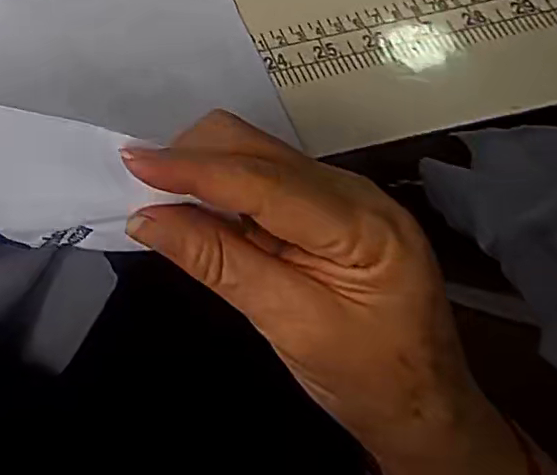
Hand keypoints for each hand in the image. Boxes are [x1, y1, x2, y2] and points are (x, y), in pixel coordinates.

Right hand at [121, 111, 536, 474]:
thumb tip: (144, 218)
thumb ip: (215, 262)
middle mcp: (351, 192)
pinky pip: (250, 166)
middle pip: (249, 145)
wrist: (425, 410)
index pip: (260, 180)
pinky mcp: (315, 196)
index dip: (190, 167)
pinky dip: (212, 178)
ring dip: (196, 164)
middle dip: (188, 158)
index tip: (131, 162)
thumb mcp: (288, 325)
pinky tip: (195, 204)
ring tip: (162, 196)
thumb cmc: (369, 378)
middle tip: (140, 186)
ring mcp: (335, 190)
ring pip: (244, 147)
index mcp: (363, 227)